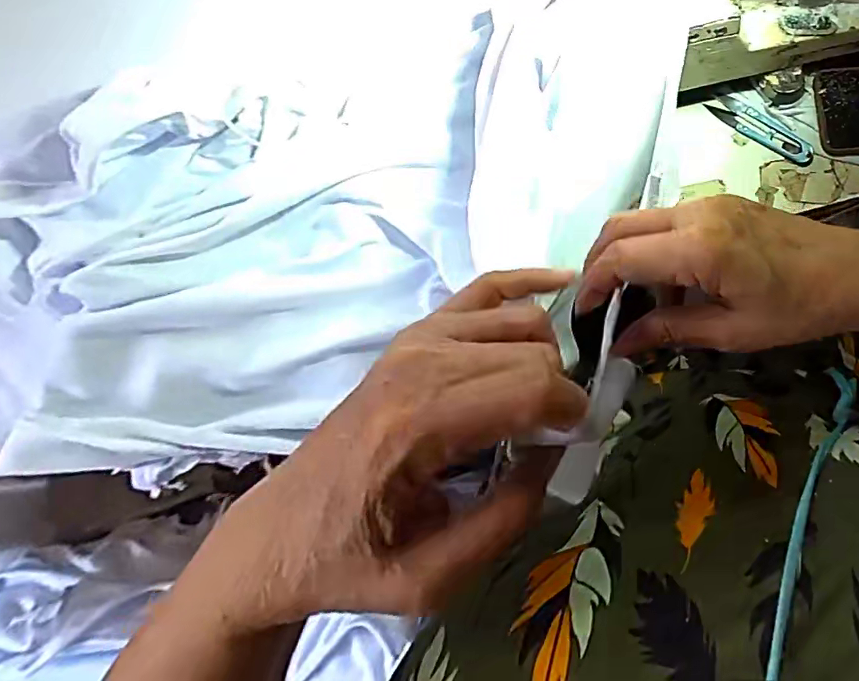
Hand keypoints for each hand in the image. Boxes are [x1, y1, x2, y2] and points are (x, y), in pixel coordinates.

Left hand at [182, 270, 590, 629]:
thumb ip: (510, 517)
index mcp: (420, 421)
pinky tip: (562, 283)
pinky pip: (489, 286)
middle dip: (562, 388)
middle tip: (556, 429)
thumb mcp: (431, 578)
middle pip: (534, 351)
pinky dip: (529, 281)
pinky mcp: (419, 328)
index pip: (531, 387)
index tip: (577, 440)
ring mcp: (419, 336)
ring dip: (550, 352)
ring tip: (541, 394)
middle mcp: (422, 361)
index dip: (571, 411)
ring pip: (523, 319)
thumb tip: (559, 447)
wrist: (280, 531)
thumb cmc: (353, 557)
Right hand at [578, 196, 858, 356]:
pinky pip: (669, 218)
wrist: (850, 270)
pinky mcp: (721, 202)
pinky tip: (668, 279)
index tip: (584, 315)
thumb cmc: (797, 308)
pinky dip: (653, 244)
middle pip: (622, 225)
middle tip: (598, 303)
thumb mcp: (733, 330)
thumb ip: (671, 330)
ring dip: (626, 252)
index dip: (594, 285)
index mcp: (699, 246)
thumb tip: (621, 343)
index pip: (622, 256)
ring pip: (643, 218)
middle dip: (598, 262)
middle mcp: (696, 212)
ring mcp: (710, 202)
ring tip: (633, 298)